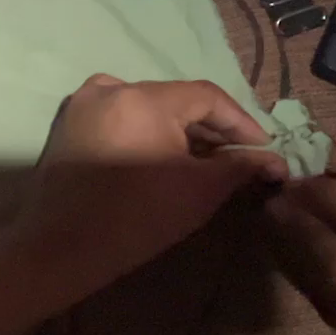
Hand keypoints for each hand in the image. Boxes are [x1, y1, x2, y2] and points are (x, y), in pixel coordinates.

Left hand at [12, 75, 287, 287]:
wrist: (62, 246)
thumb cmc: (136, 217)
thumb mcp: (199, 190)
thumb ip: (239, 166)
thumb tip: (274, 159)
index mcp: (140, 97)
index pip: (205, 96)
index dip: (240, 121)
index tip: (263, 147)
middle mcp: (107, 88)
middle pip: (172, 98)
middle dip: (207, 126)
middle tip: (236, 156)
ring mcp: (81, 104)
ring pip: (143, 107)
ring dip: (175, 129)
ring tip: (202, 159)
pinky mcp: (66, 123)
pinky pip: (116, 117)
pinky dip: (142, 131)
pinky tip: (159, 156)